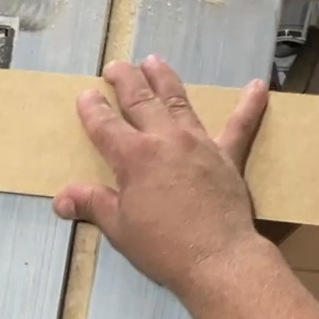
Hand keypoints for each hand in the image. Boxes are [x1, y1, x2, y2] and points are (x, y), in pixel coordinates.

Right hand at [53, 56, 270, 299]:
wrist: (215, 258)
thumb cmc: (161, 247)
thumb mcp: (118, 229)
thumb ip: (92, 205)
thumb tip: (60, 199)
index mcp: (134, 158)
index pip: (106, 126)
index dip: (92, 109)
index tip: (85, 95)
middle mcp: (165, 140)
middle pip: (141, 101)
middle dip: (125, 80)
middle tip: (114, 66)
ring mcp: (199, 144)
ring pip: (178, 101)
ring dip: (164, 78)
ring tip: (154, 60)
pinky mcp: (227, 157)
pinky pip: (240, 126)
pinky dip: (248, 106)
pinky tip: (257, 87)